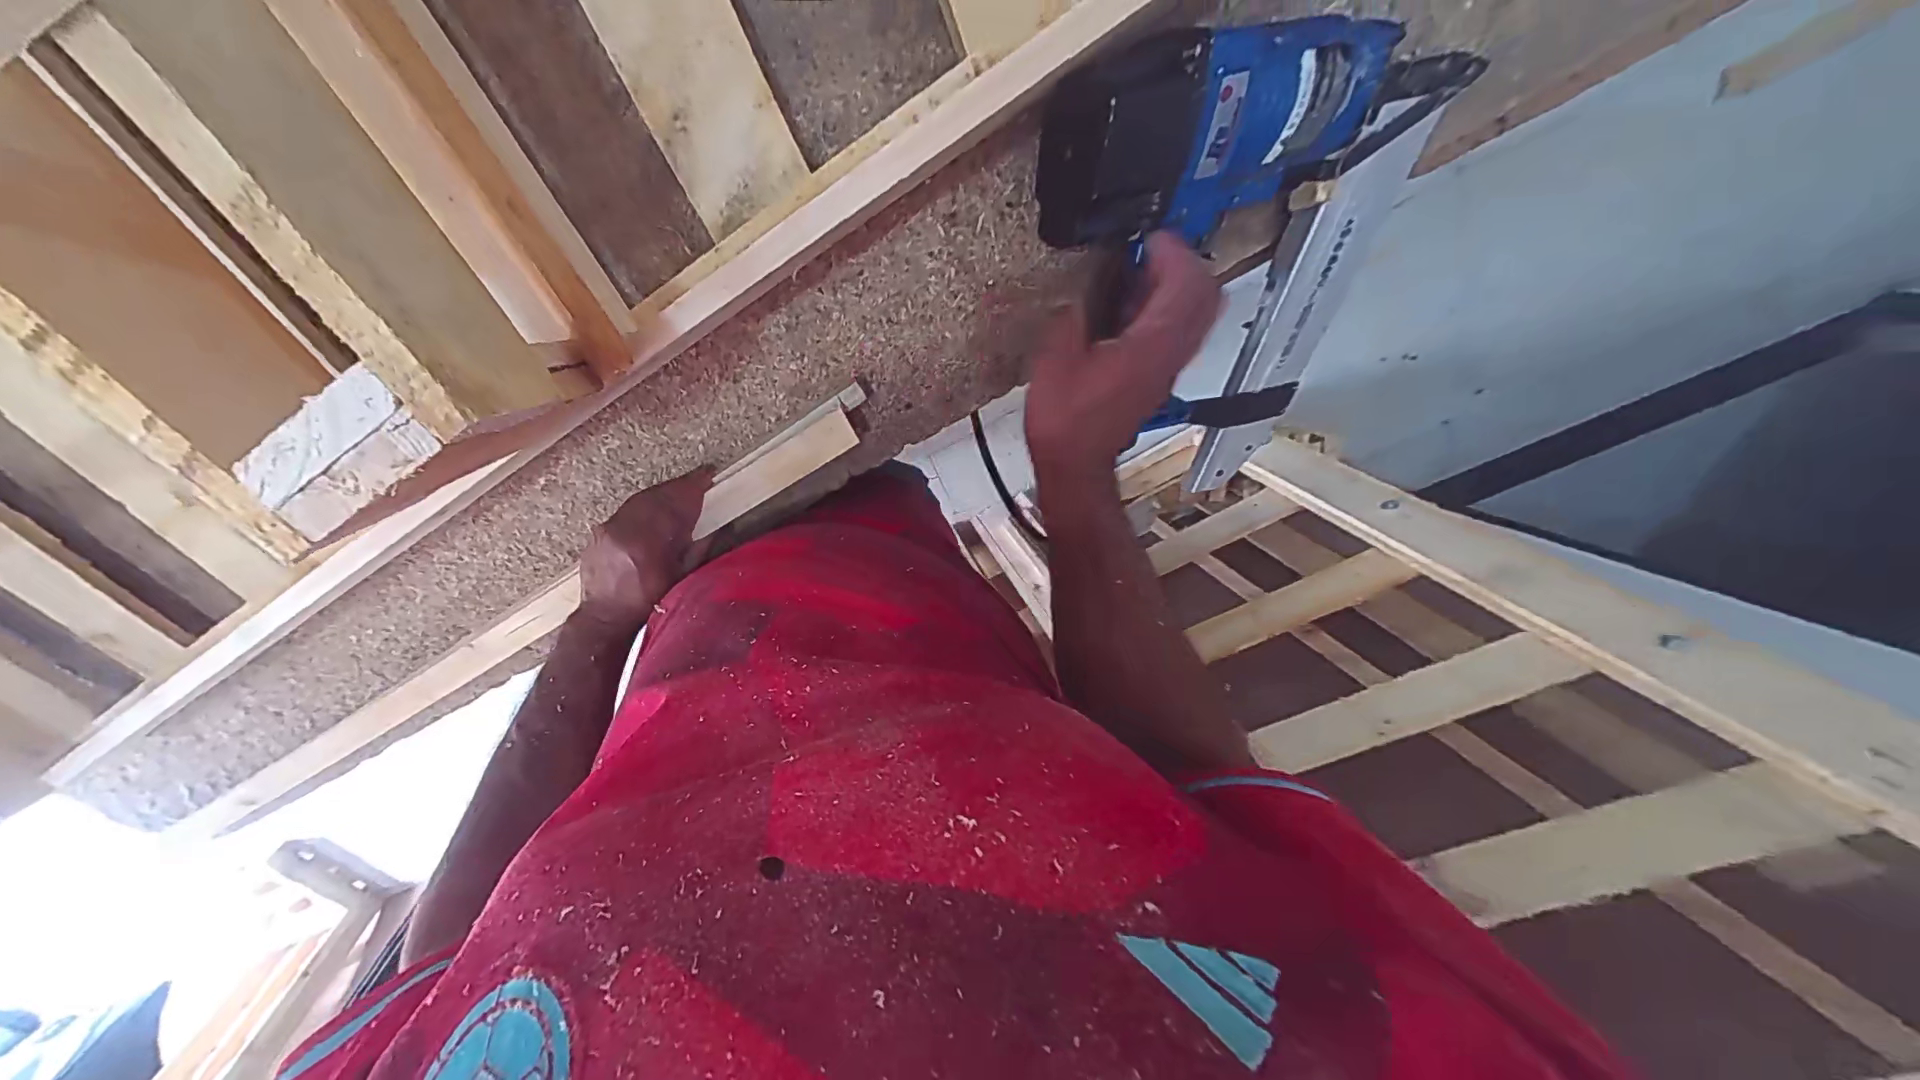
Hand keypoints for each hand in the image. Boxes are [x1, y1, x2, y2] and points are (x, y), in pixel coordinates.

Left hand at [575, 467, 713, 632]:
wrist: (606, 618)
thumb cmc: (648, 604)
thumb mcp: (683, 579)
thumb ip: (699, 550)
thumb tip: (718, 528)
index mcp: (648, 546)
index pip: (674, 505)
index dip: (693, 488)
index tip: (707, 476)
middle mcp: (623, 532)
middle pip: (656, 497)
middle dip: (679, 486)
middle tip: (698, 480)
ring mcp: (607, 530)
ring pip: (639, 500)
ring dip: (662, 493)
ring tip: (680, 490)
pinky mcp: (598, 532)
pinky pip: (625, 510)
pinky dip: (644, 505)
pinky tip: (656, 508)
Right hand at [1025, 232, 1221, 482]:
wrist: (1075, 464)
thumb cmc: (1066, 423)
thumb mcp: (1055, 358)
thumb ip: (1073, 316)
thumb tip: (1082, 295)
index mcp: (1151, 346)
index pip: (1188, 284)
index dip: (1174, 251)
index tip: (1149, 240)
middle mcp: (1170, 357)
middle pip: (1205, 297)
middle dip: (1182, 266)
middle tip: (1149, 255)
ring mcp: (1167, 371)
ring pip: (1195, 317)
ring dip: (1173, 290)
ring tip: (1135, 281)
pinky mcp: (1156, 381)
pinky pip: (1176, 337)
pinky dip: (1162, 314)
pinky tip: (1126, 315)